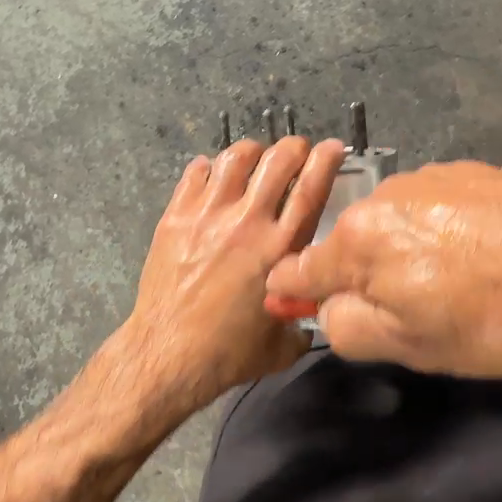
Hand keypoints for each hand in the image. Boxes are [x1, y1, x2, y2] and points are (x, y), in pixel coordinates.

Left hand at [118, 137, 348, 413]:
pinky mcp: (176, 216)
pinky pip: (196, 173)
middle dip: (293, 147)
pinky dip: (209, 167)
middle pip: (278, 160)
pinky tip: (213, 173)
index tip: (332, 148)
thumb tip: (309, 312)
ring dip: (252, 152)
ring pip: (236, 157)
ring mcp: (209, 214)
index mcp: (282, 249)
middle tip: (295, 152)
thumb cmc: (229, 353)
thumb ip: (301, 321)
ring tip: (255, 158)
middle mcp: (249, 222)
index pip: (311, 188)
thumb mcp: (282, 344)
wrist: (169, 353)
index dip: (326, 160)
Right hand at [264, 160, 501, 376]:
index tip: (292, 301)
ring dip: (406, 250)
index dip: (292, 289)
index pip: (298, 266)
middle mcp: (381, 198)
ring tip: (458, 280)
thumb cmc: (491, 314)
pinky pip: (433, 206)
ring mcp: (425, 177)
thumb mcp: (411, 345)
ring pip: (394, 224)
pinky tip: (481, 253)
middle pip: (352, 245)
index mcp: (358, 241)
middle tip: (411, 309)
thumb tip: (323, 308)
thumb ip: (348, 327)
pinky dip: (442, 229)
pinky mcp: (465, 171)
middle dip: (365, 276)